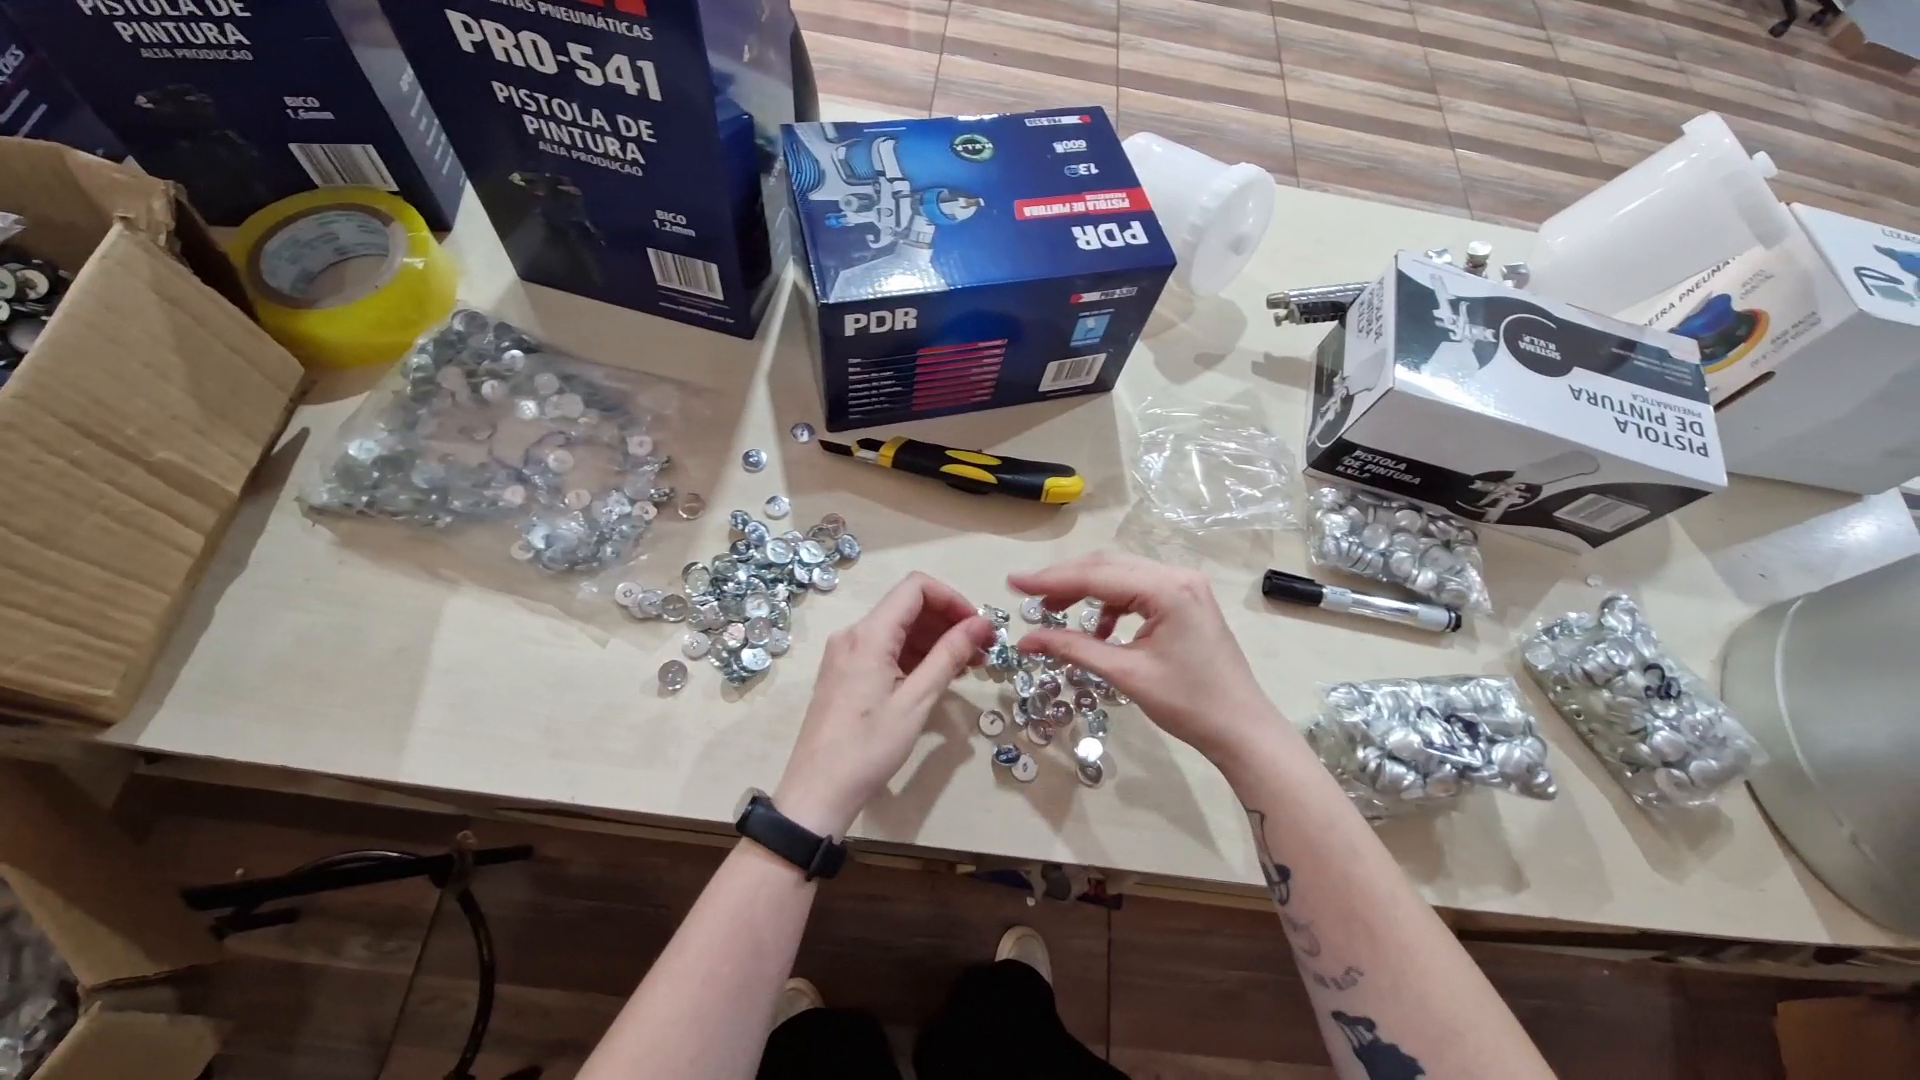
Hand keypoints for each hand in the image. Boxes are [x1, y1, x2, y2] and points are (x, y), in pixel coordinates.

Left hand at [774, 572, 995, 838]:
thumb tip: (980, 624)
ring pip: (898, 629)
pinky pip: (885, 649)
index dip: (952, 598)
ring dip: (935, 640)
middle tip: (984, 649)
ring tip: (969, 666)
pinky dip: (915, 656)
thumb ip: (949, 656)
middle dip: (948, 621)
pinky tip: (939, 676)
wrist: (818, 790)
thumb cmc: (869, 747)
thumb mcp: (916, 701)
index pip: (916, 587)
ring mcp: (845, 654)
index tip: (979, 627)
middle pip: (908, 606)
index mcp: (868, 634)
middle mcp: (853, 634)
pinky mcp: (845, 673)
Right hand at [1010, 553, 1288, 762]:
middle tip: (1025, 595)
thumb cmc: (1188, 703)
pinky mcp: (1187, 602)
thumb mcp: (1125, 674)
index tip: (1014, 584)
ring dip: (1086, 590)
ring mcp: (1185, 587)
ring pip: (1122, 575)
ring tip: (1054, 612)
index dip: (1051, 580)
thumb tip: (1026, 640)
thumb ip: (1074, 648)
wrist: (1241, 728)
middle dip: (1064, 580)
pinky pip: (1138, 590)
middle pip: (1108, 566)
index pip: (1097, 575)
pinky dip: (1111, 604)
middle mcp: (1177, 576)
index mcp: (1167, 589)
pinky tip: (1098, 630)